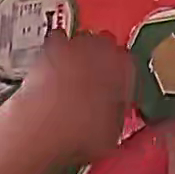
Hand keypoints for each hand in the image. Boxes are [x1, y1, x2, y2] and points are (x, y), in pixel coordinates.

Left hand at [8, 29, 133, 162]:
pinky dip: (56, 48)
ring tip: (71, 75)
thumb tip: (117, 117)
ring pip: (84, 39)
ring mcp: (79, 44)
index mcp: (124, 69)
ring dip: (80, 52)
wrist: (45, 128)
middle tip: (94, 80)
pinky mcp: (53, 46)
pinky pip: (58, 39)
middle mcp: (105, 49)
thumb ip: (118, 115)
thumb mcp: (111, 134)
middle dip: (102, 58)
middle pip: (107, 44)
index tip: (115, 88)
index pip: (129, 63)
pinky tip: (52, 65)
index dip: (121, 77)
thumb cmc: (79, 133)